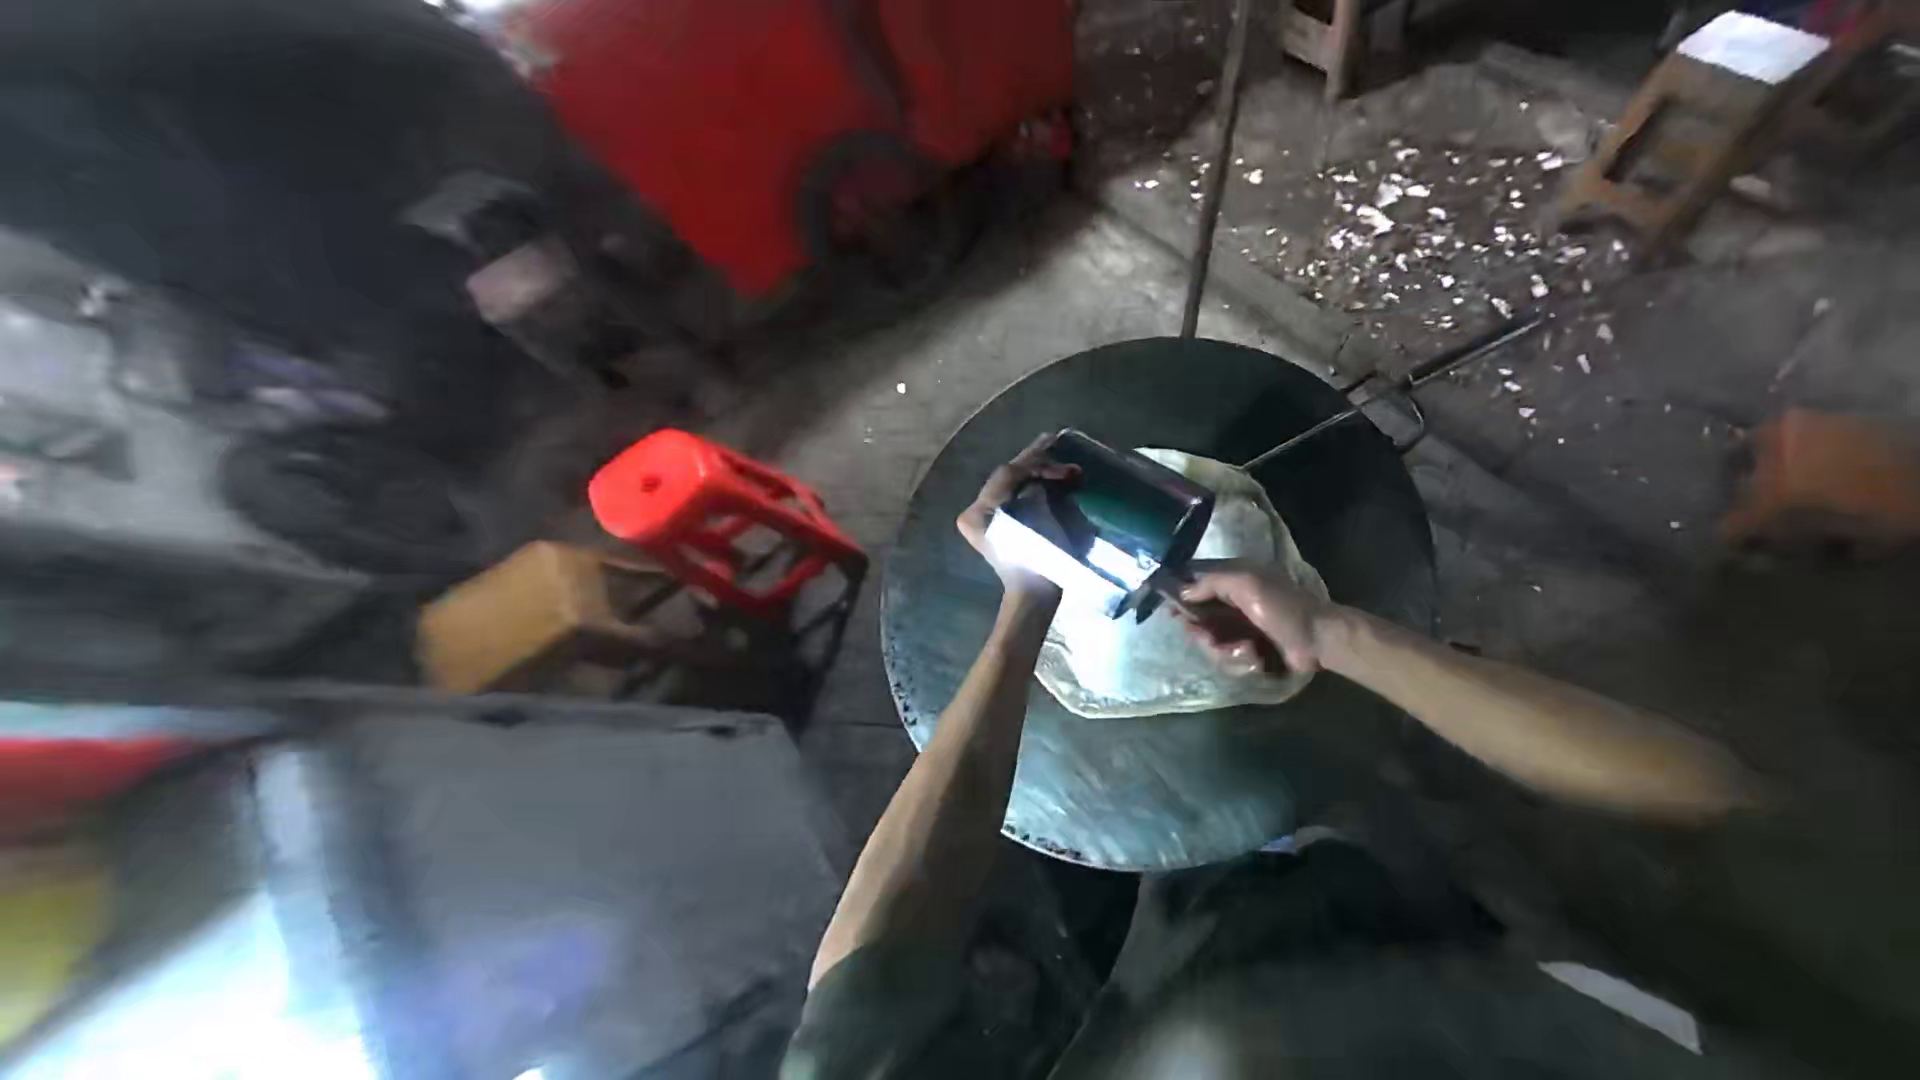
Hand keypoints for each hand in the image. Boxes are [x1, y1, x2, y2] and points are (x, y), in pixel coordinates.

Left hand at [956, 432, 1077, 597]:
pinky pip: (1011, 497)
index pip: (1008, 474)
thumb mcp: (1040, 521)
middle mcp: (974, 512)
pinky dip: (1028, 484)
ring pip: (1009, 485)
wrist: (1033, 595)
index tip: (1061, 458)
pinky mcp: (994, 527)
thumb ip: (1035, 492)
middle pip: (1006, 477)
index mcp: (978, 512)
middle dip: (1033, 461)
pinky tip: (1045, 473)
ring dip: (1032, 470)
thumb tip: (1040, 480)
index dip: (1036, 462)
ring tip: (1053, 452)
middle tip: (1053, 440)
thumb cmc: (1038, 561)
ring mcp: (982, 520)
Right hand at [1178, 560, 1336, 674]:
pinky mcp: (1244, 646)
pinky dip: (1234, 658)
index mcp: (1232, 576)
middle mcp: (1230, 598)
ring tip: (1242, 651)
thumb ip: (1210, 582)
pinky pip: (1223, 653)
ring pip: (1206, 637)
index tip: (1169, 608)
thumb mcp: (1246, 584)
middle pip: (1194, 613)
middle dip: (1198, 629)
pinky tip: (1252, 658)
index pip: (1193, 578)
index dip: (1177, 590)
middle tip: (1206, 637)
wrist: (1319, 640)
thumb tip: (1181, 592)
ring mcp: (1236, 624)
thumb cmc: (1283, 608)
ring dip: (1219, 648)